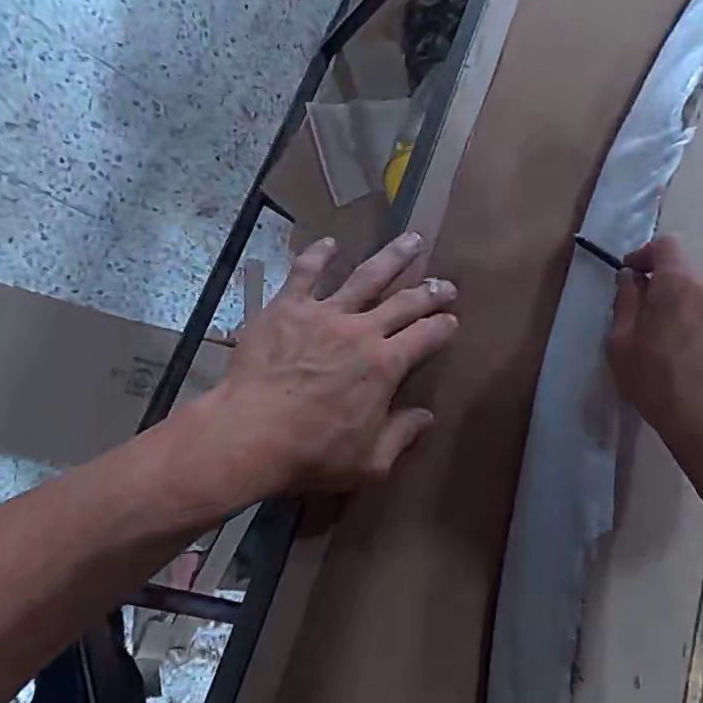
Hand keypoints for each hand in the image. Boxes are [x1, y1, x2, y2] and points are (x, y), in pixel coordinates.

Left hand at [198, 232, 457, 497]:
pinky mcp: (288, 308)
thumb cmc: (313, 454)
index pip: (426, 337)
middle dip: (431, 291)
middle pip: (405, 303)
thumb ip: (402, 435)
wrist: (250, 434)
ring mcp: (324, 314)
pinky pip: (305, 273)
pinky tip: (329, 243)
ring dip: (392, 257)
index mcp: (386, 365)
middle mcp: (362, 331)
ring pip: (366, 277)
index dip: (443, 327)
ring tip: (411, 240)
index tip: (452, 321)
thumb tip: (426, 417)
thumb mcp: (370, 462)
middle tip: (446, 283)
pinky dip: (318, 255)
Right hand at [607, 235, 702, 487]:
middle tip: (667, 334)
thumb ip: (625, 304)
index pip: (665, 246)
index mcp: (679, 283)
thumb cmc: (664, 391)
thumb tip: (632, 278)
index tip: (637, 276)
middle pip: (693, 279)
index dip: (648, 256)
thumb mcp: (623, 350)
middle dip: (677, 297)